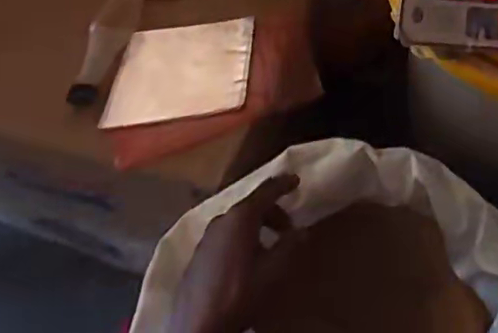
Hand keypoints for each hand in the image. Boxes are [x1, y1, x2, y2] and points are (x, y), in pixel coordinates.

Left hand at [167, 174, 299, 332]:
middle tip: (287, 229)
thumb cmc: (238, 293)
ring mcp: (206, 238)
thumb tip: (302, 231)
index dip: (283, 184)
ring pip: (237, 222)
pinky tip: (245, 263)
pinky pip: (225, 237)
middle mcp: (222, 220)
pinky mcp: (197, 257)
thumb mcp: (273, 272)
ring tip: (267, 248)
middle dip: (273, 212)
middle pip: (252, 205)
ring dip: (256, 227)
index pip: (266, 190)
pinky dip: (240, 239)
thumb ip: (290, 246)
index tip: (297, 180)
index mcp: (241, 217)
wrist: (195, 329)